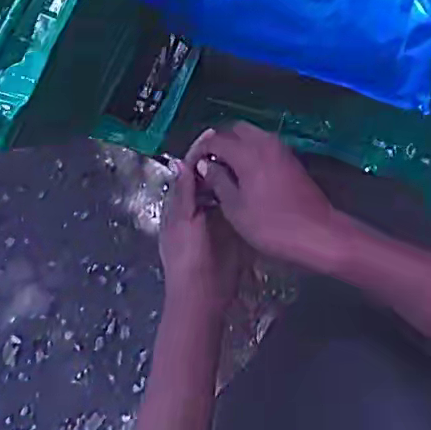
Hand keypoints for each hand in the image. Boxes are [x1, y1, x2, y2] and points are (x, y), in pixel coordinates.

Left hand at [158, 153, 246, 322]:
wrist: (202, 296)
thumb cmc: (187, 257)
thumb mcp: (183, 221)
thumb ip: (183, 192)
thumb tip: (180, 160)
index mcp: (178, 203)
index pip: (188, 169)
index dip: (200, 151)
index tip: (216, 134)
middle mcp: (194, 207)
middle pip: (204, 176)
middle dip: (217, 159)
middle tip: (237, 141)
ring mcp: (211, 218)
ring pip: (220, 188)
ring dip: (229, 173)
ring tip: (247, 155)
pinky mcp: (228, 230)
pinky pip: (233, 204)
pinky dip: (239, 191)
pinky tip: (252, 182)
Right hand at [184, 123, 347, 271]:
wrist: (318, 232)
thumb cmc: (272, 225)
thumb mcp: (236, 209)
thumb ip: (218, 181)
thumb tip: (205, 165)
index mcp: (248, 152)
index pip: (215, 139)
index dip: (200, 151)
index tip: (192, 167)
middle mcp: (264, 142)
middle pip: (234, 129)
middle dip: (218, 143)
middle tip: (208, 166)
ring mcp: (280, 148)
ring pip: (250, 135)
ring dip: (235, 146)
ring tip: (224, 171)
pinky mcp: (290, 158)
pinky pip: (263, 144)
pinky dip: (250, 151)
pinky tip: (244, 175)